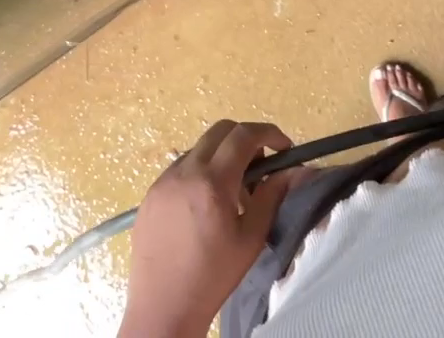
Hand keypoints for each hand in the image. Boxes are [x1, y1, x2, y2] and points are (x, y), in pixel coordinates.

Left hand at [120, 121, 305, 337]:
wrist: (162, 311)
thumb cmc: (212, 277)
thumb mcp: (252, 237)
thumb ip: (272, 195)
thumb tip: (294, 170)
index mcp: (212, 183)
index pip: (244, 135)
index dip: (269, 133)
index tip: (284, 147)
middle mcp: (184, 173)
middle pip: (220, 130)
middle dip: (246, 138)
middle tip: (260, 166)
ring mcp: (162, 182)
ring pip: (200, 148)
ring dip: (222, 155)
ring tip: (233, 191)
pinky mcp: (149, 196)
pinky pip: (180, 168)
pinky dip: (201, 171)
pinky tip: (206, 204)